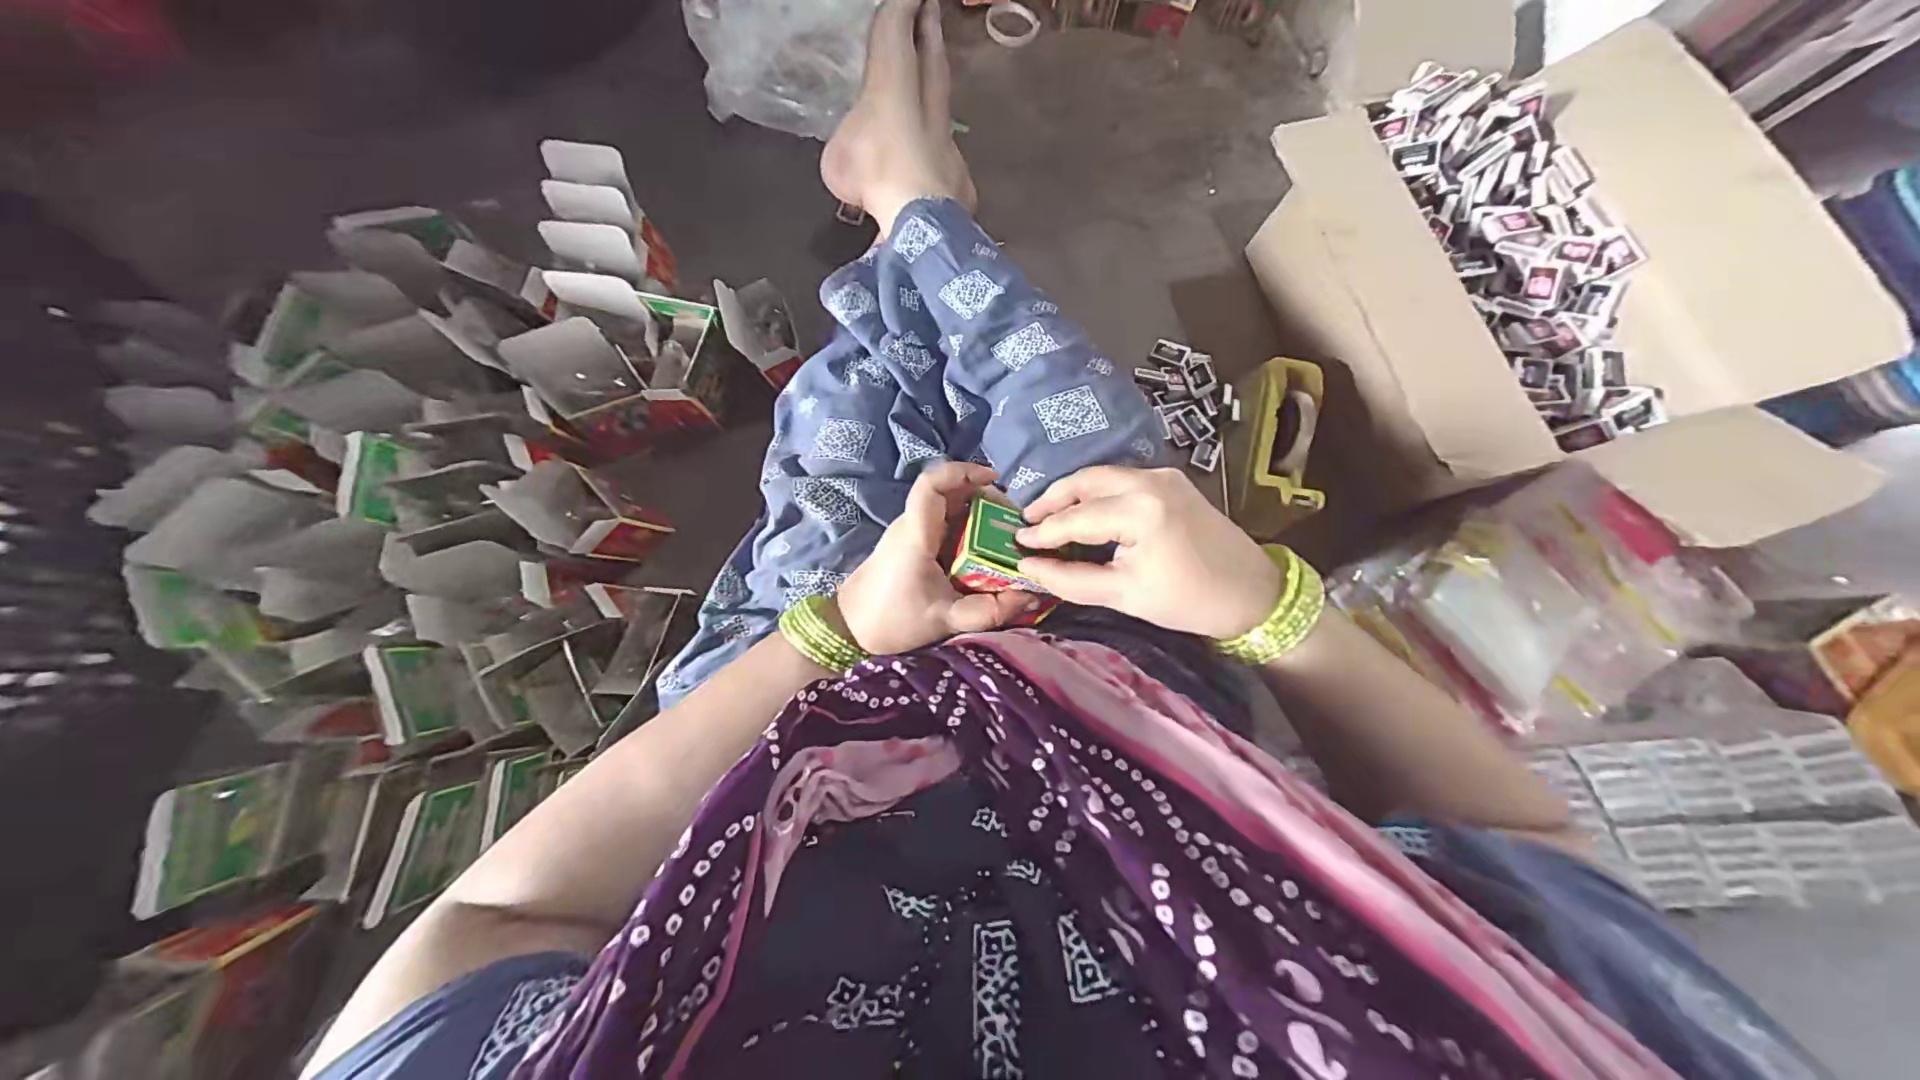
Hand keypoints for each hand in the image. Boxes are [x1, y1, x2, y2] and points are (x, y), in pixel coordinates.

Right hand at [819, 0, 977, 236]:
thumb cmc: (873, 175)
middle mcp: (927, 108)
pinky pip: (947, 162)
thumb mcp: (841, 160)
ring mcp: (948, 146)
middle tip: (932, 12)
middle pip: (932, 63)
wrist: (918, 217)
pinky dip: (938, 162)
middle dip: (930, 33)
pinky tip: (930, 174)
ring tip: (927, 94)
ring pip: (943, 112)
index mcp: (892, 85)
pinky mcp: (960, 180)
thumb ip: (853, 151)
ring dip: (935, 100)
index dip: (902, 12)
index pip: (897, 34)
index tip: (911, 0)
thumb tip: (862, 172)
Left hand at [835, 462, 1041, 654]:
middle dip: (983, 497)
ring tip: (1004, 535)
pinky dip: (965, 529)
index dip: (963, 472)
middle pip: (947, 492)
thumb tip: (1029, 598)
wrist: (849, 630)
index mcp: (916, 534)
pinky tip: (984, 550)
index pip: (932, 484)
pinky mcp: (910, 545)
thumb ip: (989, 610)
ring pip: (946, 508)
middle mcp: (911, 526)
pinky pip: (942, 525)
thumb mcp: (946, 619)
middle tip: (1011, 520)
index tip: (994, 479)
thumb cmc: (891, 621)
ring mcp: (909, 534)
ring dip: (976, 513)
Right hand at [1015, 466, 1282, 639]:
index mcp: (1140, 510)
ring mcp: (1164, 476)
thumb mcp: (1124, 595)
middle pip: (1084, 481)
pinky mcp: (1173, 480)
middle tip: (1027, 522)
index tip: (1016, 544)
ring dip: (1073, 494)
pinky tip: (1084, 512)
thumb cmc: (1189, 601)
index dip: (1042, 532)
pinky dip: (1096, 493)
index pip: (1075, 517)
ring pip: (1102, 476)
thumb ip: (1070, 579)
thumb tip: (1028, 567)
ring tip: (1048, 517)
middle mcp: (1150, 481)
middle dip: (1052, 500)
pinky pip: (1121, 479)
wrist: (1253, 594)